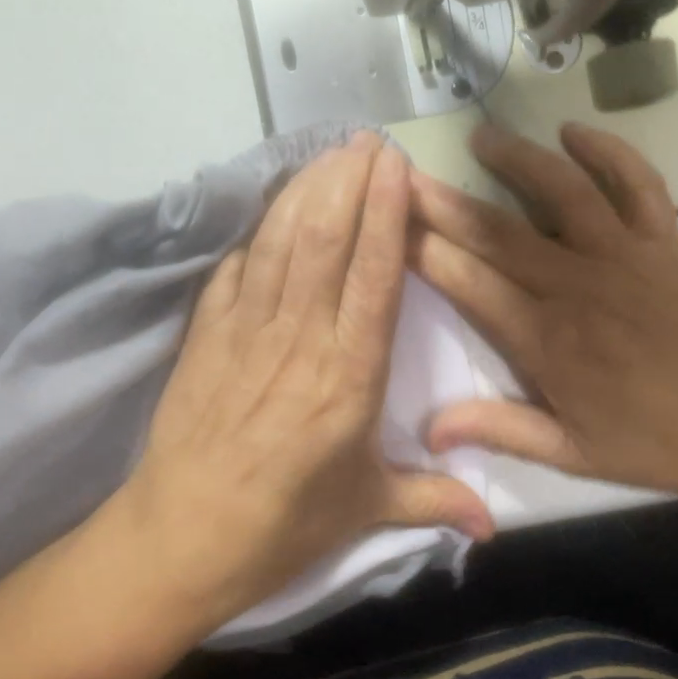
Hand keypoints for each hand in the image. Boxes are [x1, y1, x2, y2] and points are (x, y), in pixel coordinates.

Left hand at [112, 132, 494, 628]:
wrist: (183, 539)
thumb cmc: (285, 526)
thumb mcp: (368, 512)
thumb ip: (435, 502)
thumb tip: (494, 531)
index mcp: (350, 377)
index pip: (374, 278)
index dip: (385, 215)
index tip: (395, 166)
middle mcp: (300, 341)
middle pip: (324, 242)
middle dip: (346, 182)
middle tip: (366, 139)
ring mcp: (245, 333)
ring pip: (278, 244)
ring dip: (303, 191)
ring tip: (327, 153)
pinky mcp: (205, 337)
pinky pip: (233, 270)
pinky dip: (253, 233)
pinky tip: (268, 208)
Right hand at [410, 123, 677, 507]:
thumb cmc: (656, 442)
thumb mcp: (572, 454)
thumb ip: (499, 429)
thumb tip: (429, 430)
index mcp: (547, 341)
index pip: (468, 283)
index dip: (420, 250)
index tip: (384, 223)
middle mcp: (577, 286)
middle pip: (498, 232)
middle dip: (444, 201)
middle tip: (402, 170)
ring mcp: (624, 256)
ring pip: (562, 193)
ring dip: (517, 160)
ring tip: (481, 137)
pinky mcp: (665, 240)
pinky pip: (637, 184)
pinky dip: (608, 152)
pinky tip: (573, 132)